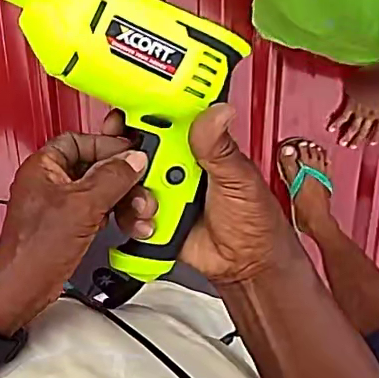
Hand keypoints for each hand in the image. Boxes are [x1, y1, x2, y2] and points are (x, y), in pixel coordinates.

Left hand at [0, 133, 149, 333]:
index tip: (130, 154)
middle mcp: (50, 183)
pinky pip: (98, 213)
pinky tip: (130, 226)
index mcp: (43, 167)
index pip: (78, 140)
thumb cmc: (32, 249)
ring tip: (139, 213)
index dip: (106, 144)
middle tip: (141, 188)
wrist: (23, 287)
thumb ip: (111, 178)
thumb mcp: (82, 206)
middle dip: (123, 180)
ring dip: (125, 201)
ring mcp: (59, 206)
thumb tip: (132, 160)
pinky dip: (116, 218)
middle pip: (95, 168)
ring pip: (100, 192)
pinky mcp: (68, 227)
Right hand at [109, 106, 293, 286]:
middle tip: (138, 171)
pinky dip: (134, 219)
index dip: (137, 115)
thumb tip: (216, 112)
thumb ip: (219, 146)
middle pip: (133, 150)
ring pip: (126, 183)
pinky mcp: (150, 217)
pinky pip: (127, 212)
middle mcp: (174, 166)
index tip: (124, 118)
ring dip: (134, 195)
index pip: (161, 120)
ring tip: (155, 206)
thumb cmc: (254, 220)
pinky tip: (153, 224)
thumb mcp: (238, 178)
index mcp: (196, 146)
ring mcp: (160, 192)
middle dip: (126, 160)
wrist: (246, 264)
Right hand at [328, 79, 378, 147]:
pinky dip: (336, 123)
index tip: (372, 143)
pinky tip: (330, 129)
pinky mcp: (351, 107)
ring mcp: (361, 112)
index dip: (376, 135)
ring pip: (354, 127)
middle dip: (358, 139)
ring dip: (348, 135)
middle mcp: (372, 116)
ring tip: (342, 143)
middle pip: (364, 130)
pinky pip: (343, 117)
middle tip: (352, 147)